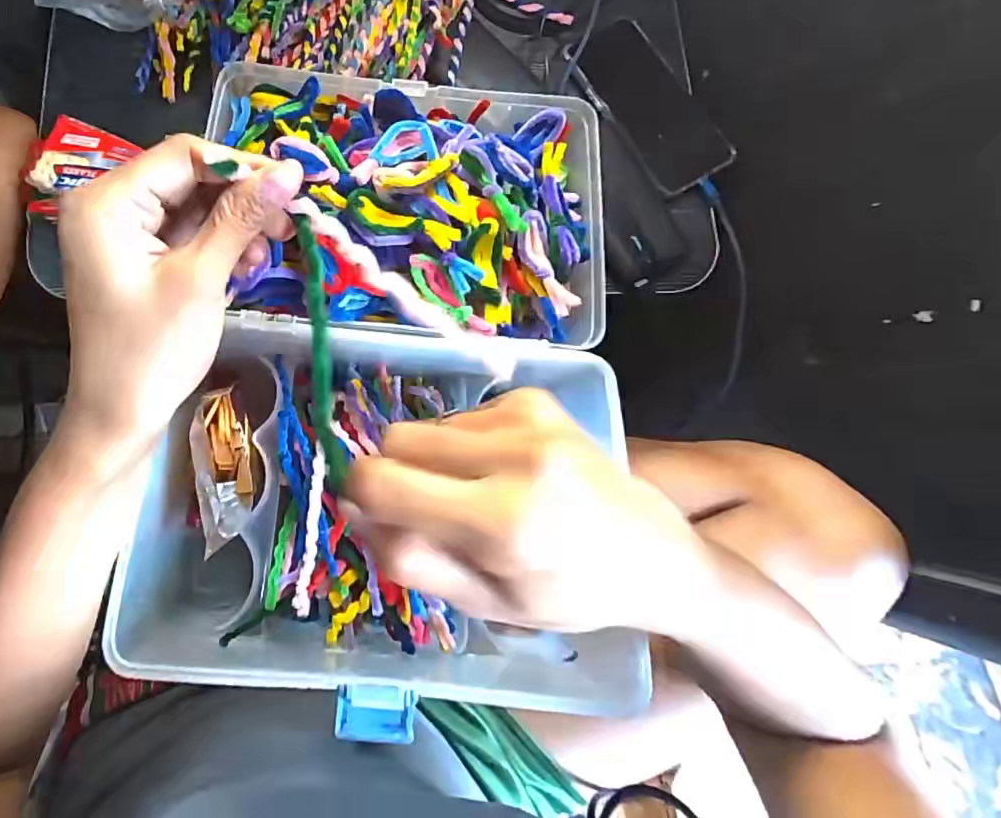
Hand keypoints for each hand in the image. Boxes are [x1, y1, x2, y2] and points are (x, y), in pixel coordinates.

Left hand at [56, 134, 301, 449]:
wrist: (119, 419)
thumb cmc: (152, 352)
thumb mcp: (201, 278)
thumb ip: (242, 217)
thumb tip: (289, 171)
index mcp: (106, 202)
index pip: (183, 155)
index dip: (242, 164)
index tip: (293, 183)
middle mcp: (107, 205)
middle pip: (189, 176)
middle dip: (242, 197)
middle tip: (289, 221)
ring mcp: (122, 231)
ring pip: (194, 203)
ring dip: (236, 222)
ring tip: (267, 251)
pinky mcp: (138, 253)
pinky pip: (187, 230)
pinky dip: (220, 242)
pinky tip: (245, 263)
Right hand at [346, 388, 712, 635]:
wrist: (650, 549)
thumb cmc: (566, 590)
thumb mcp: (484, 603)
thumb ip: (408, 558)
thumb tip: (350, 506)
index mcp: (500, 524)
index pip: (381, 482)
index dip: (359, 493)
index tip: (371, 510)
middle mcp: (514, 456)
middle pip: (395, 438)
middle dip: (395, 472)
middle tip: (433, 508)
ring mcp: (527, 416)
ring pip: (427, 425)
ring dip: (435, 460)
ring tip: (483, 490)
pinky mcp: (534, 397)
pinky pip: (460, 415)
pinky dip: (466, 443)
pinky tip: (506, 469)